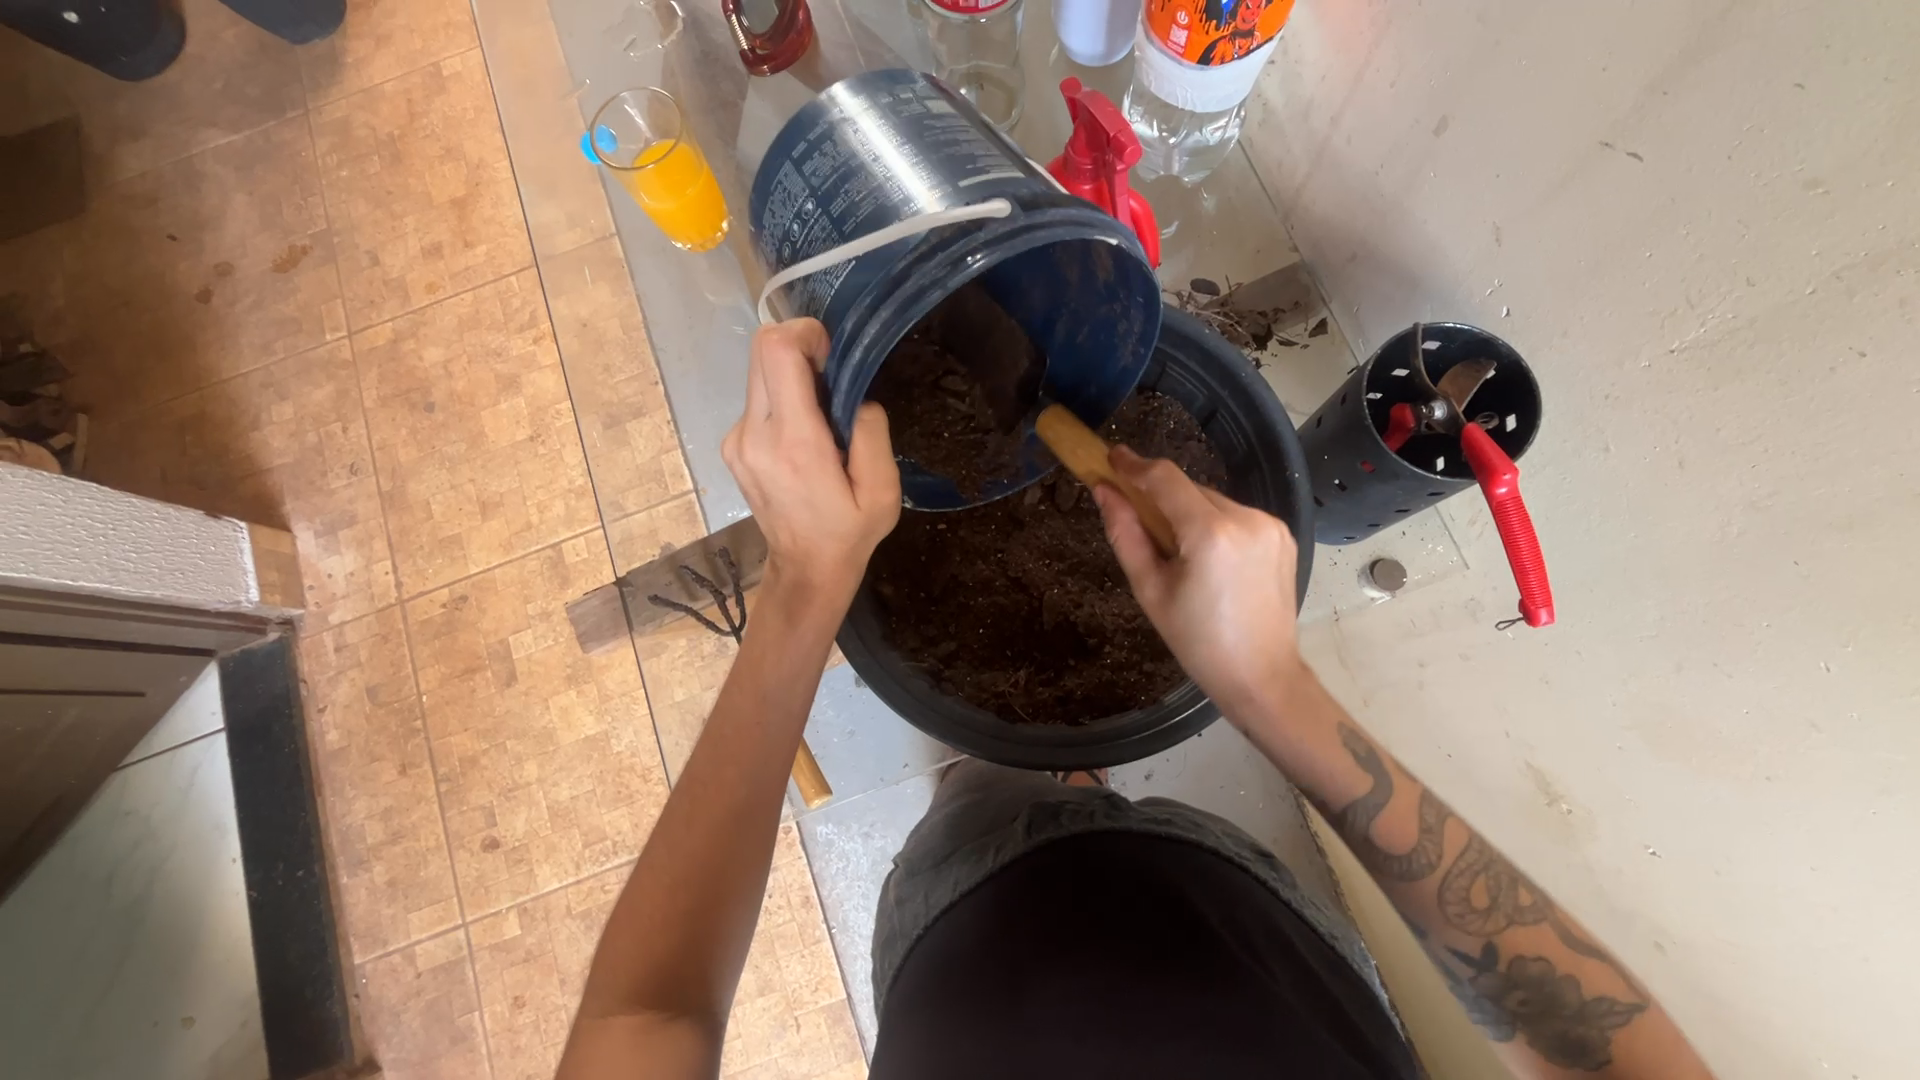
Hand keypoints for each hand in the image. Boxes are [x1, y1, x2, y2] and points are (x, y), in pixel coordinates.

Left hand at [722, 319, 899, 613]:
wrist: (806, 570)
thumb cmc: (849, 532)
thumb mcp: (883, 491)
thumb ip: (871, 433)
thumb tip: (855, 398)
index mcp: (795, 442)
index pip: (777, 352)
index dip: (805, 332)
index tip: (832, 354)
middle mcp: (754, 434)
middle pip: (760, 351)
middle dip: (799, 347)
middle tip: (831, 375)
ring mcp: (737, 440)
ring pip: (757, 373)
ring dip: (791, 375)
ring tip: (822, 415)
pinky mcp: (733, 445)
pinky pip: (757, 399)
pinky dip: (782, 399)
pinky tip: (804, 434)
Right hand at [1092, 445, 1307, 718]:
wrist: (1261, 675)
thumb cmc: (1197, 641)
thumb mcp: (1149, 589)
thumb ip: (1125, 533)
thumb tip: (1104, 491)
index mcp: (1211, 533)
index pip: (1166, 479)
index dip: (1134, 465)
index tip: (1110, 456)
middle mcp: (1246, 518)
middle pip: (1189, 488)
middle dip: (1160, 497)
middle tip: (1137, 521)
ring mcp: (1270, 525)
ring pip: (1212, 500)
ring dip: (1187, 512)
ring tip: (1178, 555)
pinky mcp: (1282, 534)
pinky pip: (1235, 515)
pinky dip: (1214, 525)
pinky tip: (1208, 560)